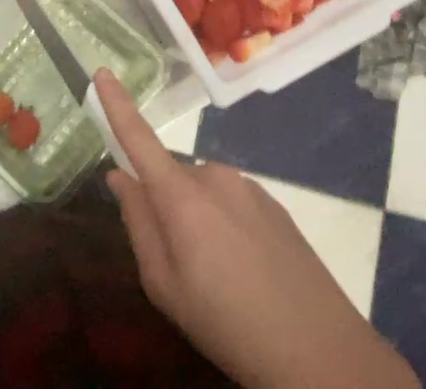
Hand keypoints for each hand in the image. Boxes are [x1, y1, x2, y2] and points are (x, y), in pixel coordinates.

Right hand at [95, 69, 418, 388]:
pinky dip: (227, 228)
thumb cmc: (228, 324)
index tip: (102, 72)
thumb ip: (138, 224)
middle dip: (165, 206)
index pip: (139, 139)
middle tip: (178, 264)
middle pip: (171, 177)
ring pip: (203, 193)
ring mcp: (251, 189)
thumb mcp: (164, 285)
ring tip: (219, 278)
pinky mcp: (277, 206)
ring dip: (199, 220)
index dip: (117, 105)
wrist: (324, 354)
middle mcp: (216, 178)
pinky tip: (247, 274)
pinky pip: (233, 205)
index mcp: (182, 196)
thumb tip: (121, 177)